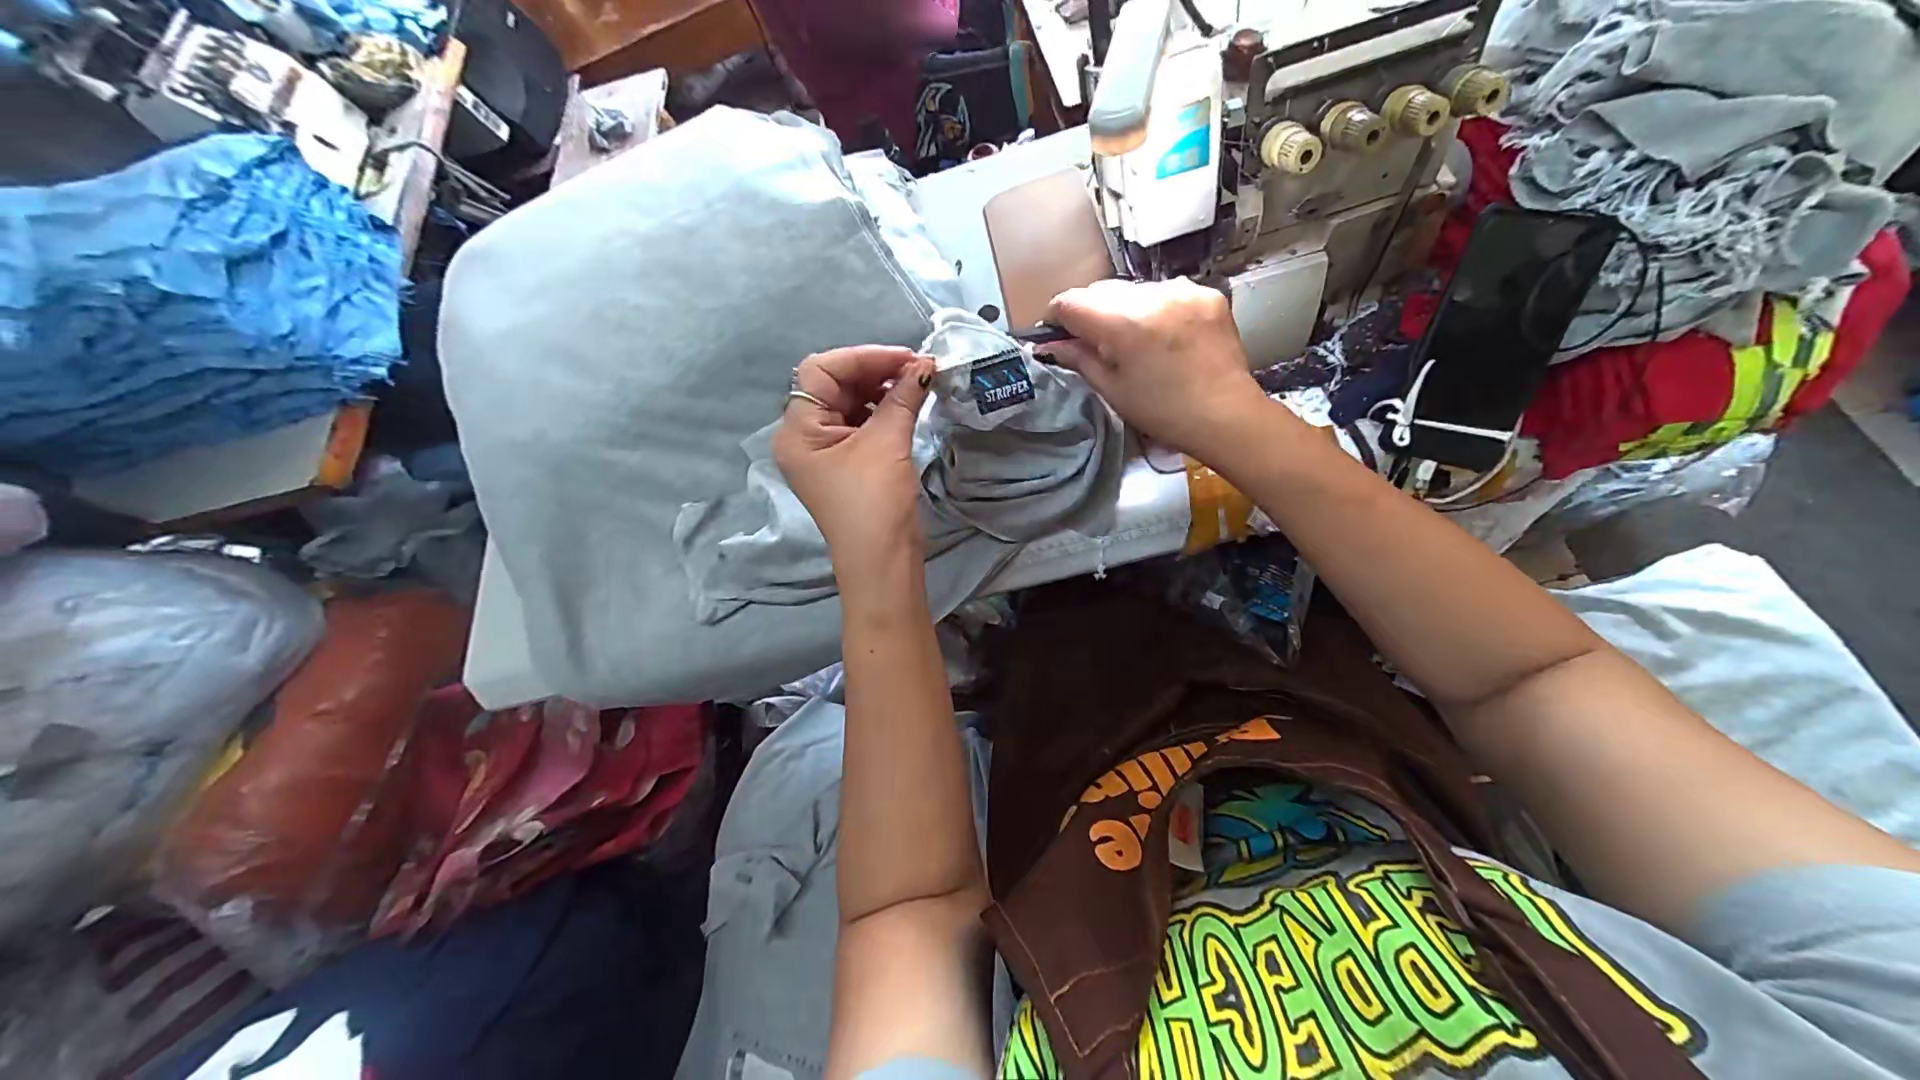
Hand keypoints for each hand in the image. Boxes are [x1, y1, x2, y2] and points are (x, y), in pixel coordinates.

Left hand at [773, 345, 936, 572]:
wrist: (883, 562)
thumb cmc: (873, 502)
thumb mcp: (887, 444)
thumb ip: (903, 397)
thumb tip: (924, 363)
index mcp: (797, 431)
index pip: (820, 372)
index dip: (862, 357)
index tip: (906, 357)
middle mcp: (804, 437)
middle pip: (834, 385)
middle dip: (875, 371)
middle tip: (917, 367)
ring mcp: (825, 451)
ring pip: (849, 403)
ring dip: (882, 389)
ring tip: (917, 383)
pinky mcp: (847, 463)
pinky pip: (861, 423)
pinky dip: (883, 410)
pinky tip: (908, 403)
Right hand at [1042, 278, 1277, 459]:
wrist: (1225, 415)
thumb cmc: (1163, 412)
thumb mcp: (1113, 389)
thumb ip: (1079, 359)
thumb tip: (1049, 345)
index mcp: (1123, 323)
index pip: (1071, 301)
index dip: (1057, 316)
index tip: (1057, 332)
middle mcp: (1151, 296)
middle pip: (1101, 290)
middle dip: (1091, 311)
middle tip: (1094, 342)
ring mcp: (1182, 290)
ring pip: (1133, 288)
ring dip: (1124, 307)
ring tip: (1134, 339)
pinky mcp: (1205, 293)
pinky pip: (1164, 291)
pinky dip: (1156, 307)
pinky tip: (1163, 334)